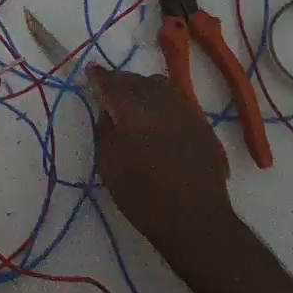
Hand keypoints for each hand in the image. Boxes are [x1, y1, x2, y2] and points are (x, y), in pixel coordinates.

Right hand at [88, 64, 237, 258]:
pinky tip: (159, 114)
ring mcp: (186, 113)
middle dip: (120, 79)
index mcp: (133, 112)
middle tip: (108, 86)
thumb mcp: (109, 166)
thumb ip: (104, 131)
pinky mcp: (202, 126)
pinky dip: (162, 99)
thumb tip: (107, 109)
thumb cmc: (144, 196)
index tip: (90, 71)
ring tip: (134, 97)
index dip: (99, 76)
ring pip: (161, 85)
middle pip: (137, 80)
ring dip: (143, 86)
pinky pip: (178, 100)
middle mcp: (161, 103)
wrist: (196, 220)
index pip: (112, 83)